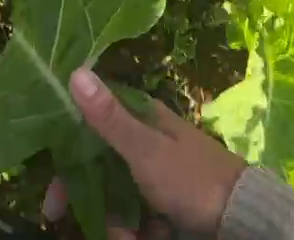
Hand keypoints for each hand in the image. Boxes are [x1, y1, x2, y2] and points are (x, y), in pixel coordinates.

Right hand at [40, 69, 248, 238]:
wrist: (240, 216)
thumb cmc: (190, 177)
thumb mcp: (145, 150)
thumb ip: (108, 118)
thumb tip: (75, 71)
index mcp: (140, 117)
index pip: (89, 130)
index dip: (67, 164)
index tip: (53, 203)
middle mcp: (144, 139)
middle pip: (100, 171)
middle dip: (94, 206)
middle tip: (91, 232)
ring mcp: (155, 171)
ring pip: (117, 198)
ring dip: (118, 225)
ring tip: (132, 239)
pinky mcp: (164, 197)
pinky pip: (138, 214)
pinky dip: (138, 231)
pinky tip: (150, 237)